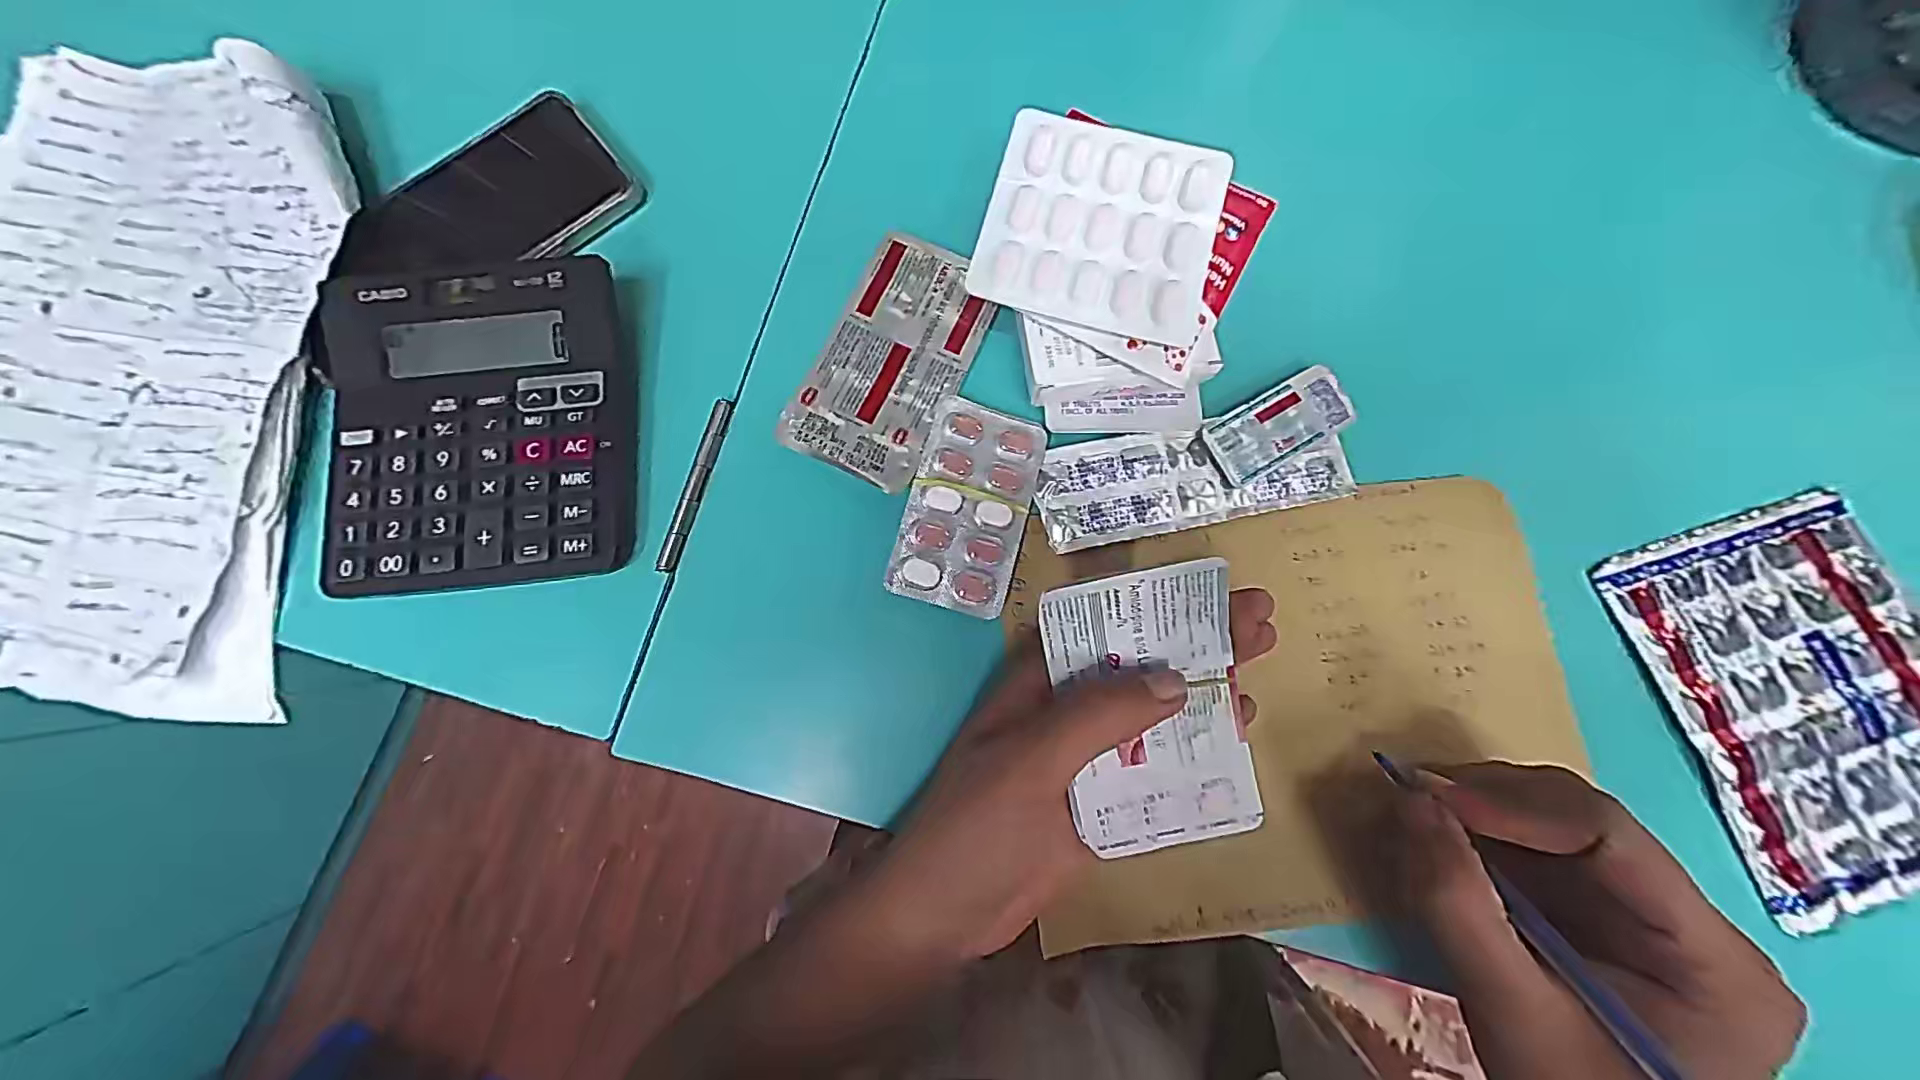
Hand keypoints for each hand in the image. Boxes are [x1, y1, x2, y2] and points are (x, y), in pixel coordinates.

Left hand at [850, 588, 1277, 960]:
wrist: (946, 915)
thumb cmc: (975, 826)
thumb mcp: (1030, 761)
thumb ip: (1096, 718)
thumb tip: (1175, 678)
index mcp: (1040, 687)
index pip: (1105, 631)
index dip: (1159, 611)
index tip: (1215, 595)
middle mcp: (1067, 713)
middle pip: (1140, 669)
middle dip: (1196, 644)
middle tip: (1262, 621)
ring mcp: (1086, 759)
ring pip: (1154, 718)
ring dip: (1202, 695)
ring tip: (1258, 672)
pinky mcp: (1102, 804)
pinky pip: (1156, 772)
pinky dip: (1194, 754)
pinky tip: (1233, 738)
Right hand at [1392, 763, 1805, 1079]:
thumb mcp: (1510, 1006)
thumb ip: (1458, 903)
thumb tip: (1411, 799)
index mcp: (1714, 958)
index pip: (1609, 835)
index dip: (1511, 804)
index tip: (1426, 795)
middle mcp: (1690, 922)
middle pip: (1579, 820)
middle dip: (1486, 801)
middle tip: (1409, 795)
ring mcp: (1642, 917)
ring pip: (1549, 826)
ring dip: (1474, 814)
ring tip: (1413, 815)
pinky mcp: (1594, 918)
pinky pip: (1532, 854)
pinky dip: (1475, 839)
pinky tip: (1435, 843)